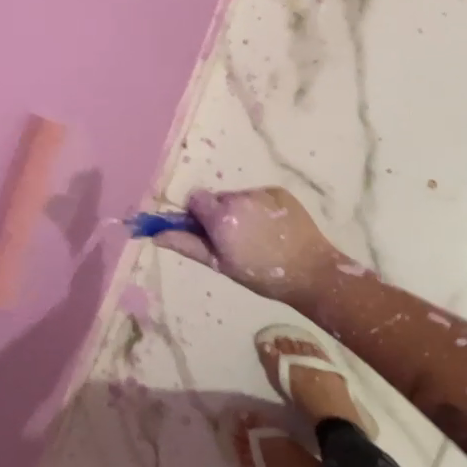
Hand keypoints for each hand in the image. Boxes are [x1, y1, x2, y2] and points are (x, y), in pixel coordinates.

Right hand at [153, 187, 354, 303]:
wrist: (310, 271)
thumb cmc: (259, 274)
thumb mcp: (219, 264)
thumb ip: (187, 245)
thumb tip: (156, 236)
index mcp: (220, 215)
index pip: (195, 199)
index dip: (198, 215)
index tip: (209, 233)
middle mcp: (238, 197)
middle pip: (217, 198)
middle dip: (220, 214)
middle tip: (235, 240)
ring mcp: (261, 192)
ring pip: (238, 197)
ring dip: (240, 211)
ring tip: (257, 236)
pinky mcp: (279, 192)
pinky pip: (259, 196)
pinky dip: (260, 208)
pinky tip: (272, 228)